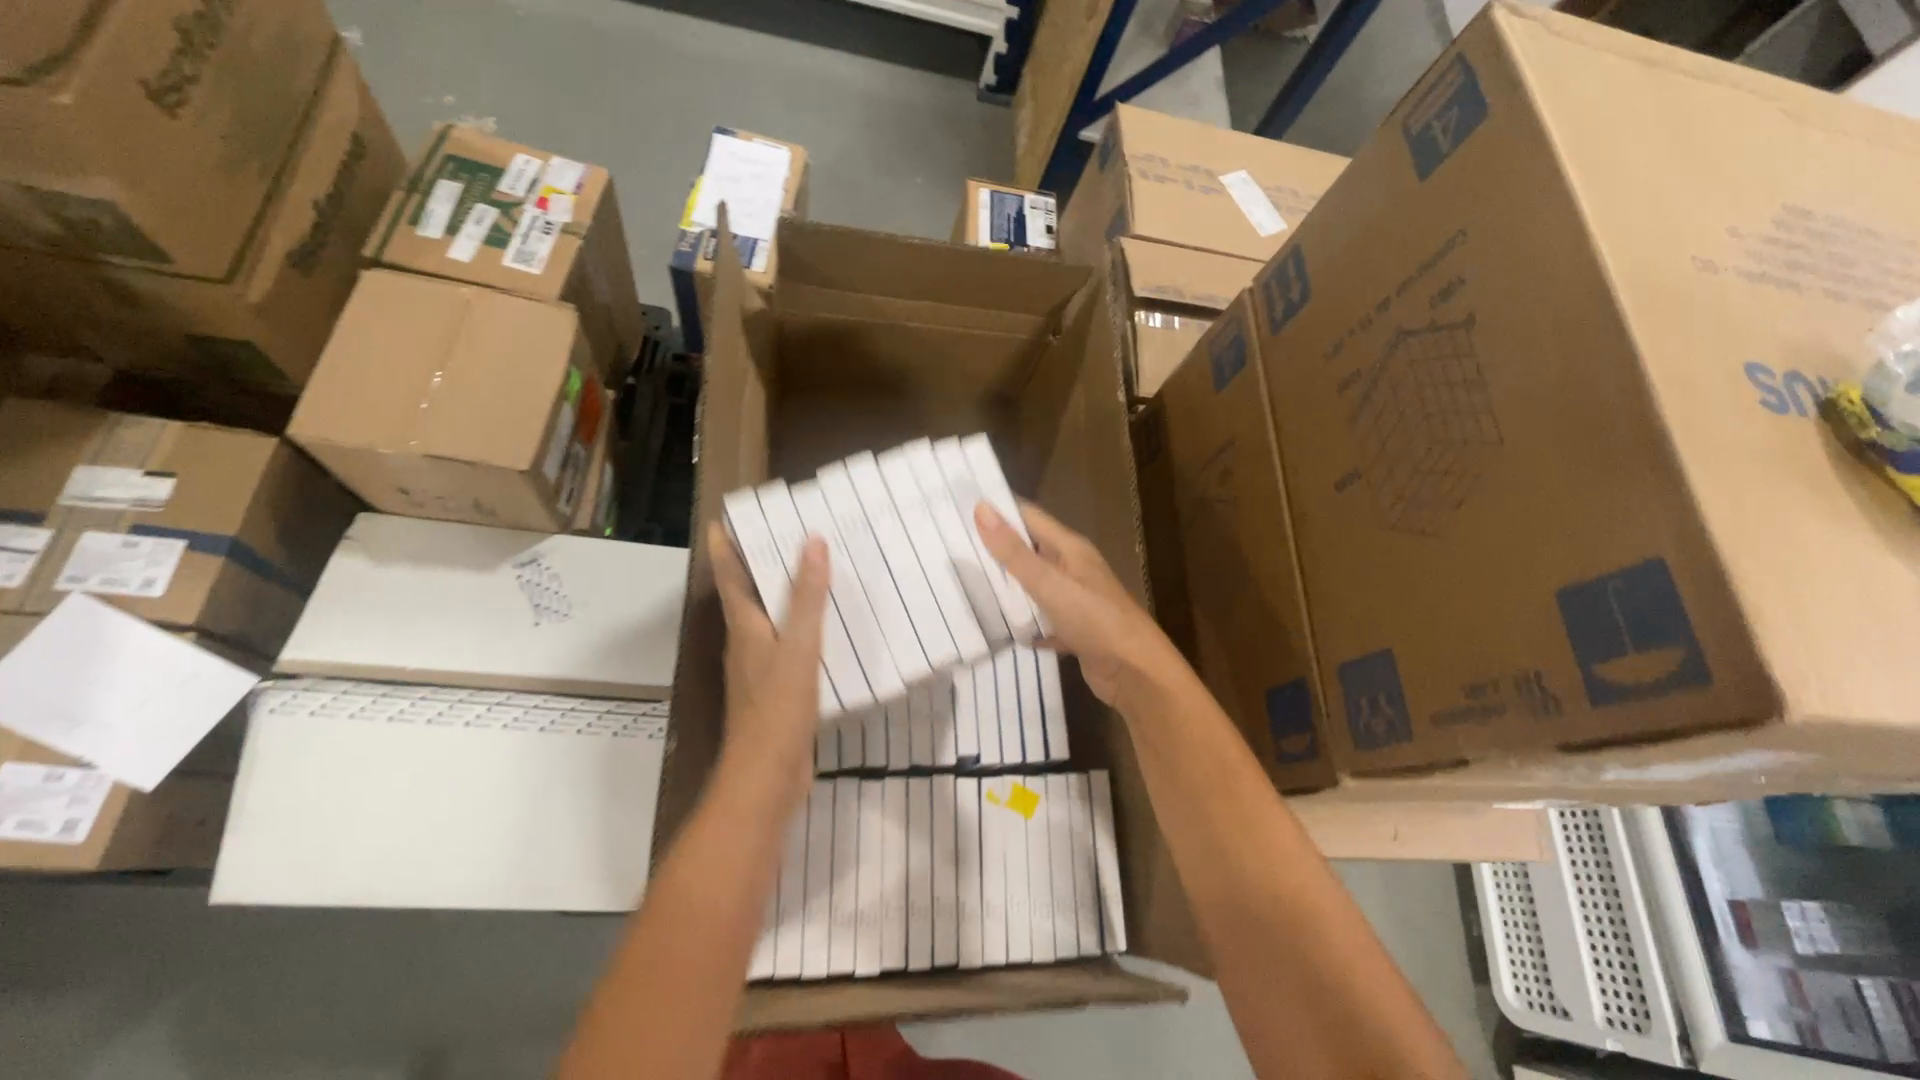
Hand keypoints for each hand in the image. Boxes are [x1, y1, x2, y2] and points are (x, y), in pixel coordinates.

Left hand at [706, 521, 830, 801]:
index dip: (726, 548)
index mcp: (744, 629)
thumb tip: (812, 542)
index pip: (731, 578)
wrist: (767, 777)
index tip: (723, 520)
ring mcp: (759, 672)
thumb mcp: (799, 648)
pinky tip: (826, 634)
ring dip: (783, 599)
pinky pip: (789, 649)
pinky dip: (802, 632)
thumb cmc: (777, 709)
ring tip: (811, 576)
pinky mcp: (776, 695)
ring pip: (769, 623)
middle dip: (759, 567)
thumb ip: (806, 598)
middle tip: (785, 537)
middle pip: (747, 597)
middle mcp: (746, 645)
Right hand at [974, 501, 1185, 714]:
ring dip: (1006, 588)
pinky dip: (1023, 624)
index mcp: (1071, 549)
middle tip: (951, 548)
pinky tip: (998, 629)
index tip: (959, 508)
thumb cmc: (1096, 621)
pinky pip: (1041, 621)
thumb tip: (981, 507)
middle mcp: (1073, 569)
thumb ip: (1014, 551)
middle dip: (995, 550)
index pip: (1029, 517)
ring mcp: (1075, 601)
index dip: (997, 510)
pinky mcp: (1074, 631)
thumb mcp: (1050, 584)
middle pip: (1029, 551)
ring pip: (1034, 587)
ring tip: (963, 584)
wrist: (1136, 674)